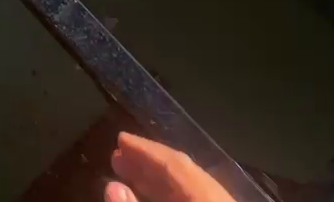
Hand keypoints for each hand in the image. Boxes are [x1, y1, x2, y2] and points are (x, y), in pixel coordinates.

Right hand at [105, 133, 235, 201]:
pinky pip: (200, 201)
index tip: (120, 139)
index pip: (178, 164)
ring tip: (129, 175)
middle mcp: (222, 197)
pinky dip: (174, 197)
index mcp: (211, 196)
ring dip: (160, 181)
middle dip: (151, 164)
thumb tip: (111, 185)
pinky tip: (152, 196)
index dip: (147, 149)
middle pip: (188, 174)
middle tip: (118, 157)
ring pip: (195, 190)